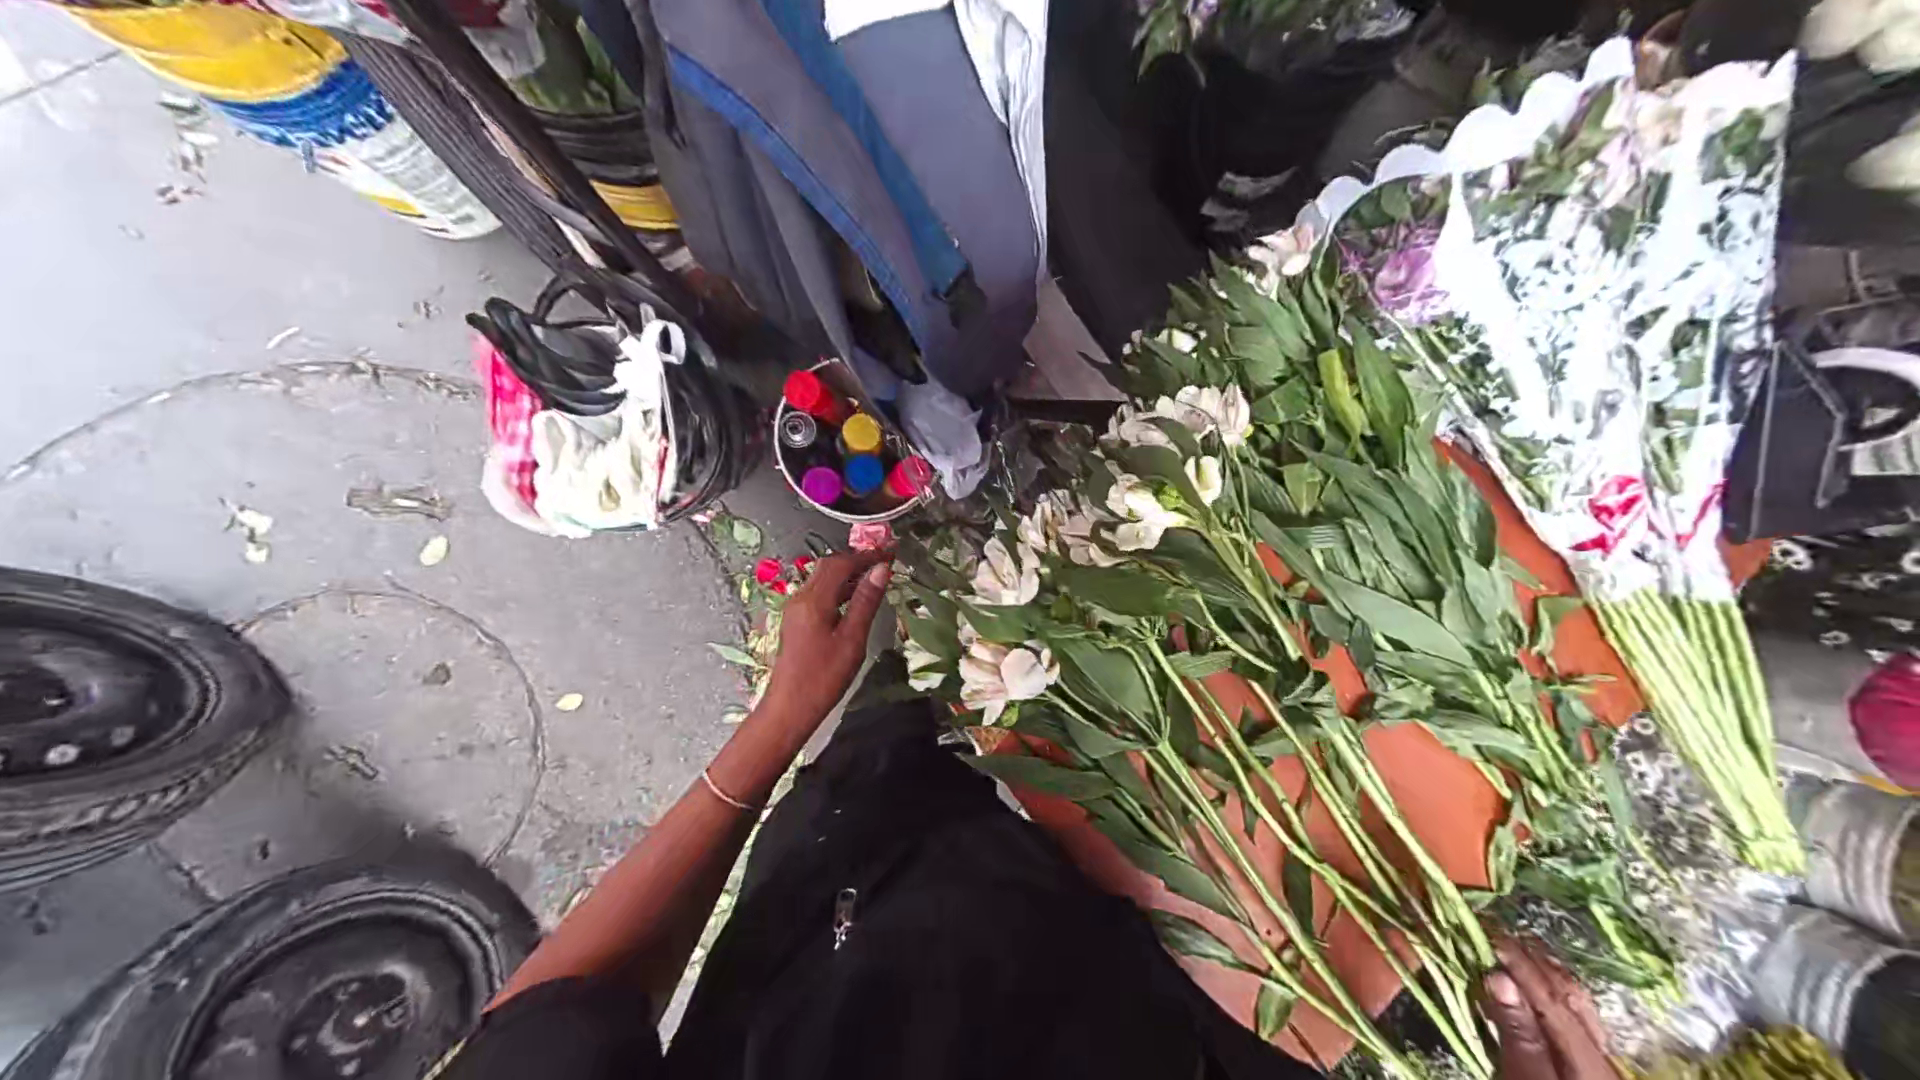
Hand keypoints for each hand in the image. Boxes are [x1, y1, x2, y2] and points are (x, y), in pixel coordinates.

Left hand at [759, 551, 891, 729]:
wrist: (790, 708)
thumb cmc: (824, 677)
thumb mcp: (852, 639)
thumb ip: (866, 602)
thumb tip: (881, 570)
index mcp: (814, 600)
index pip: (841, 564)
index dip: (866, 556)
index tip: (890, 553)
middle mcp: (801, 598)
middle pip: (829, 567)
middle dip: (856, 560)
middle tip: (884, 562)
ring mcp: (796, 609)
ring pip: (823, 580)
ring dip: (848, 574)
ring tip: (875, 578)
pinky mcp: (797, 621)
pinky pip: (819, 594)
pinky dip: (839, 589)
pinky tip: (856, 599)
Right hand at [1482, 937, 1618, 1079]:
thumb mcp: (1523, 1079)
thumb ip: (1516, 1033)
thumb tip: (1498, 975)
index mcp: (1590, 1062)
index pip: (1552, 999)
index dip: (1520, 964)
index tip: (1488, 933)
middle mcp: (1604, 1057)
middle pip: (1572, 998)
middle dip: (1533, 962)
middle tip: (1494, 933)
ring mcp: (1602, 1063)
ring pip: (1577, 1005)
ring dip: (1541, 973)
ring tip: (1509, 949)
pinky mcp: (1591, 1069)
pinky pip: (1573, 1017)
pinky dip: (1547, 992)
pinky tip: (1527, 986)